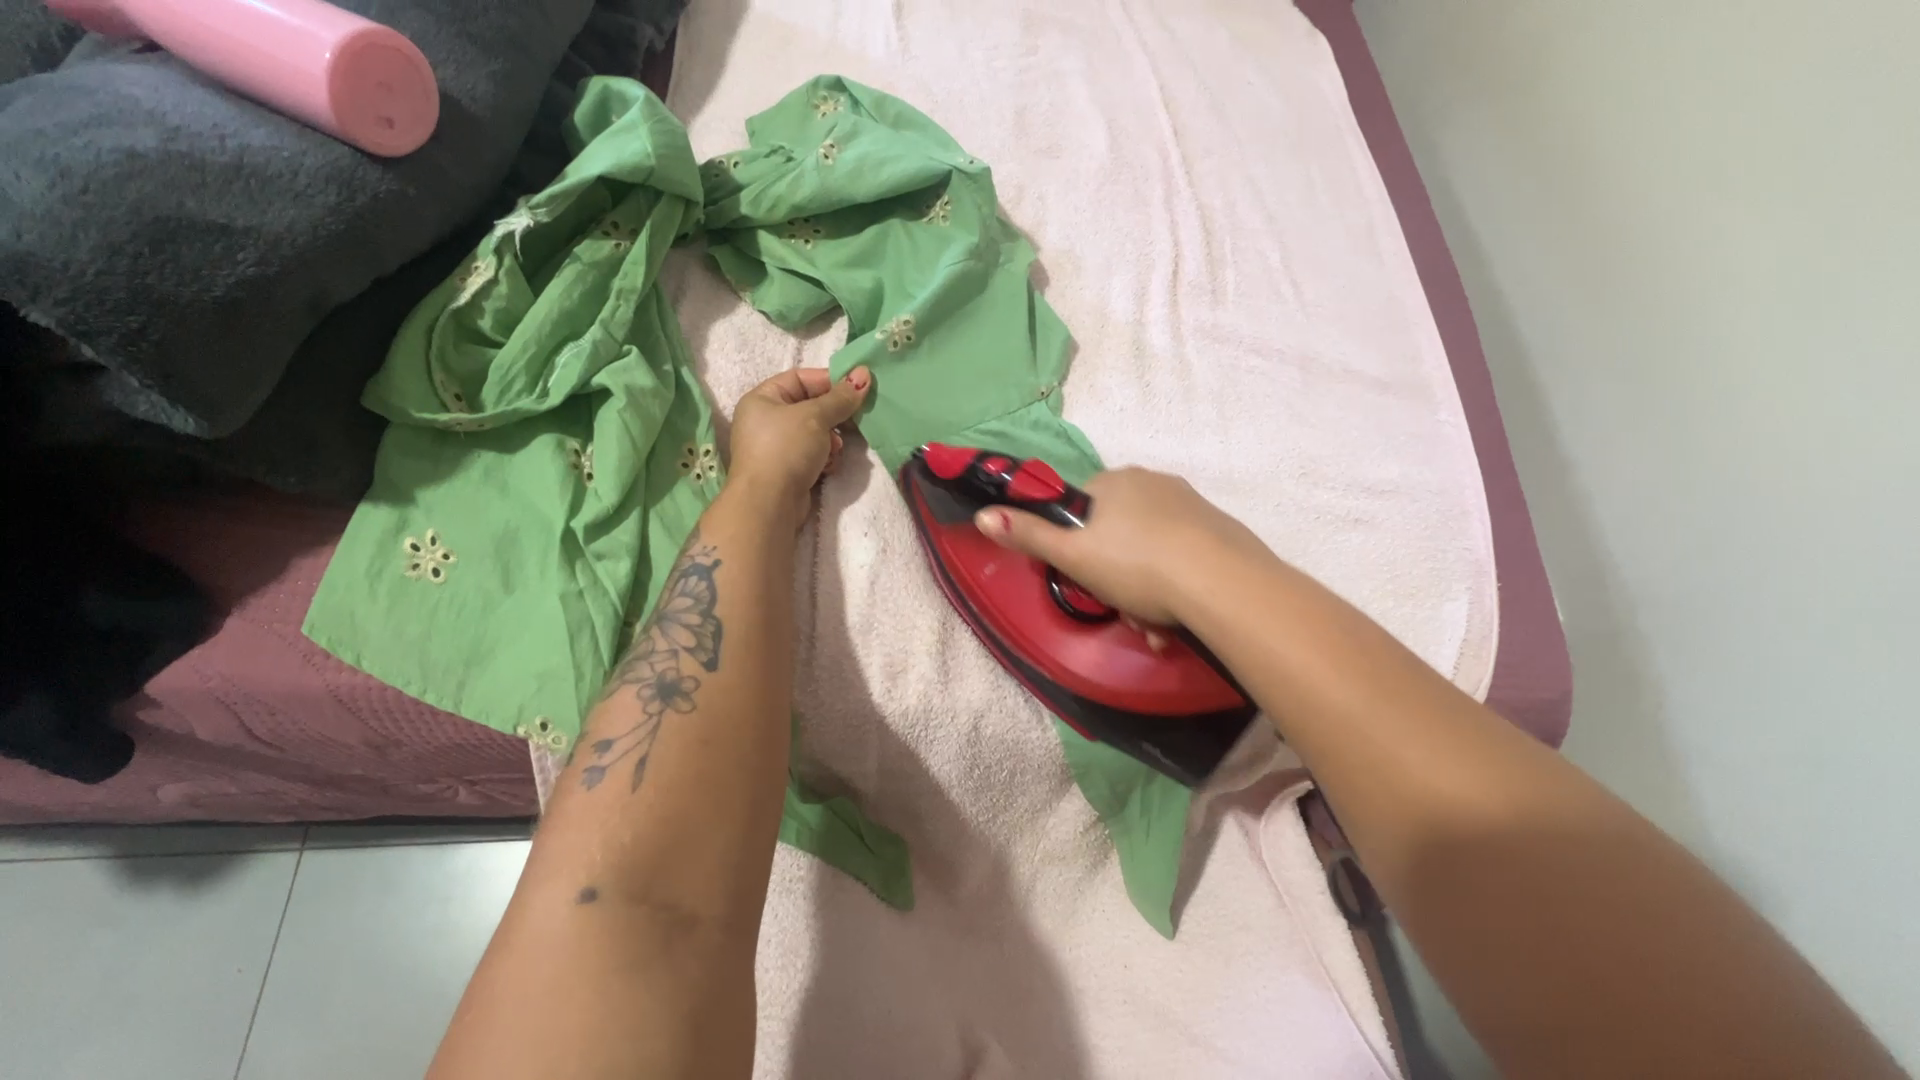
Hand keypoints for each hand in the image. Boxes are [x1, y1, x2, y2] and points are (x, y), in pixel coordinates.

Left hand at [726, 366, 871, 529]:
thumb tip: (864, 373)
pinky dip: (824, 457)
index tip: (857, 389)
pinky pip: (812, 454)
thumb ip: (841, 397)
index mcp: (763, 398)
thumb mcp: (815, 417)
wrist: (769, 503)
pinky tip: (830, 466)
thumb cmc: (786, 449)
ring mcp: (776, 446)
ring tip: (837, 448)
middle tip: (856, 419)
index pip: (800, 378)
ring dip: (832, 439)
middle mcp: (766, 420)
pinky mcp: (787, 469)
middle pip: (810, 406)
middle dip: (834, 415)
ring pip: (814, 433)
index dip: (829, 381)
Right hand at [972, 466, 1272, 627]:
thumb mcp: (1073, 555)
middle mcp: (1152, 483)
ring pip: (1151, 552)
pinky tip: (1176, 621)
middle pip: (1117, 534)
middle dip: (1114, 578)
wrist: (1222, 583)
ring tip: (1151, 629)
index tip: (1084, 577)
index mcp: (1115, 481)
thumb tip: (984, 515)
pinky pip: (1182, 559)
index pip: (1082, 509)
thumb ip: (1028, 535)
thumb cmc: (1136, 565)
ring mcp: (1189, 505)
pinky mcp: (1219, 530)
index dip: (1076, 547)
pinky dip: (1174, 589)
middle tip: (1119, 611)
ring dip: (1144, 594)